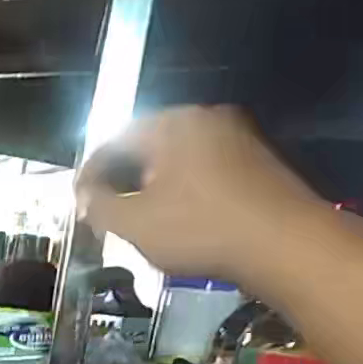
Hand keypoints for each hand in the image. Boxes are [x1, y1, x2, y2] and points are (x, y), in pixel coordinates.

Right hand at [77, 106, 332, 286]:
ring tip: (135, 220)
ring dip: (149, 187)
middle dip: (120, 179)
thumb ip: (99, 206)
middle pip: (146, 146)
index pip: (114, 140)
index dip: (90, 173)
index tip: (78, 201)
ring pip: (175, 160)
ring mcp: (236, 139)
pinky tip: (174, 220)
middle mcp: (205, 119)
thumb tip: (84, 195)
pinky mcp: (255, 164)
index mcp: (172, 124)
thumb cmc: (200, 229)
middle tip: (103, 211)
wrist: (284, 244)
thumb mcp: (135, 223)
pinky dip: (179, 192)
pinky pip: (202, 171)